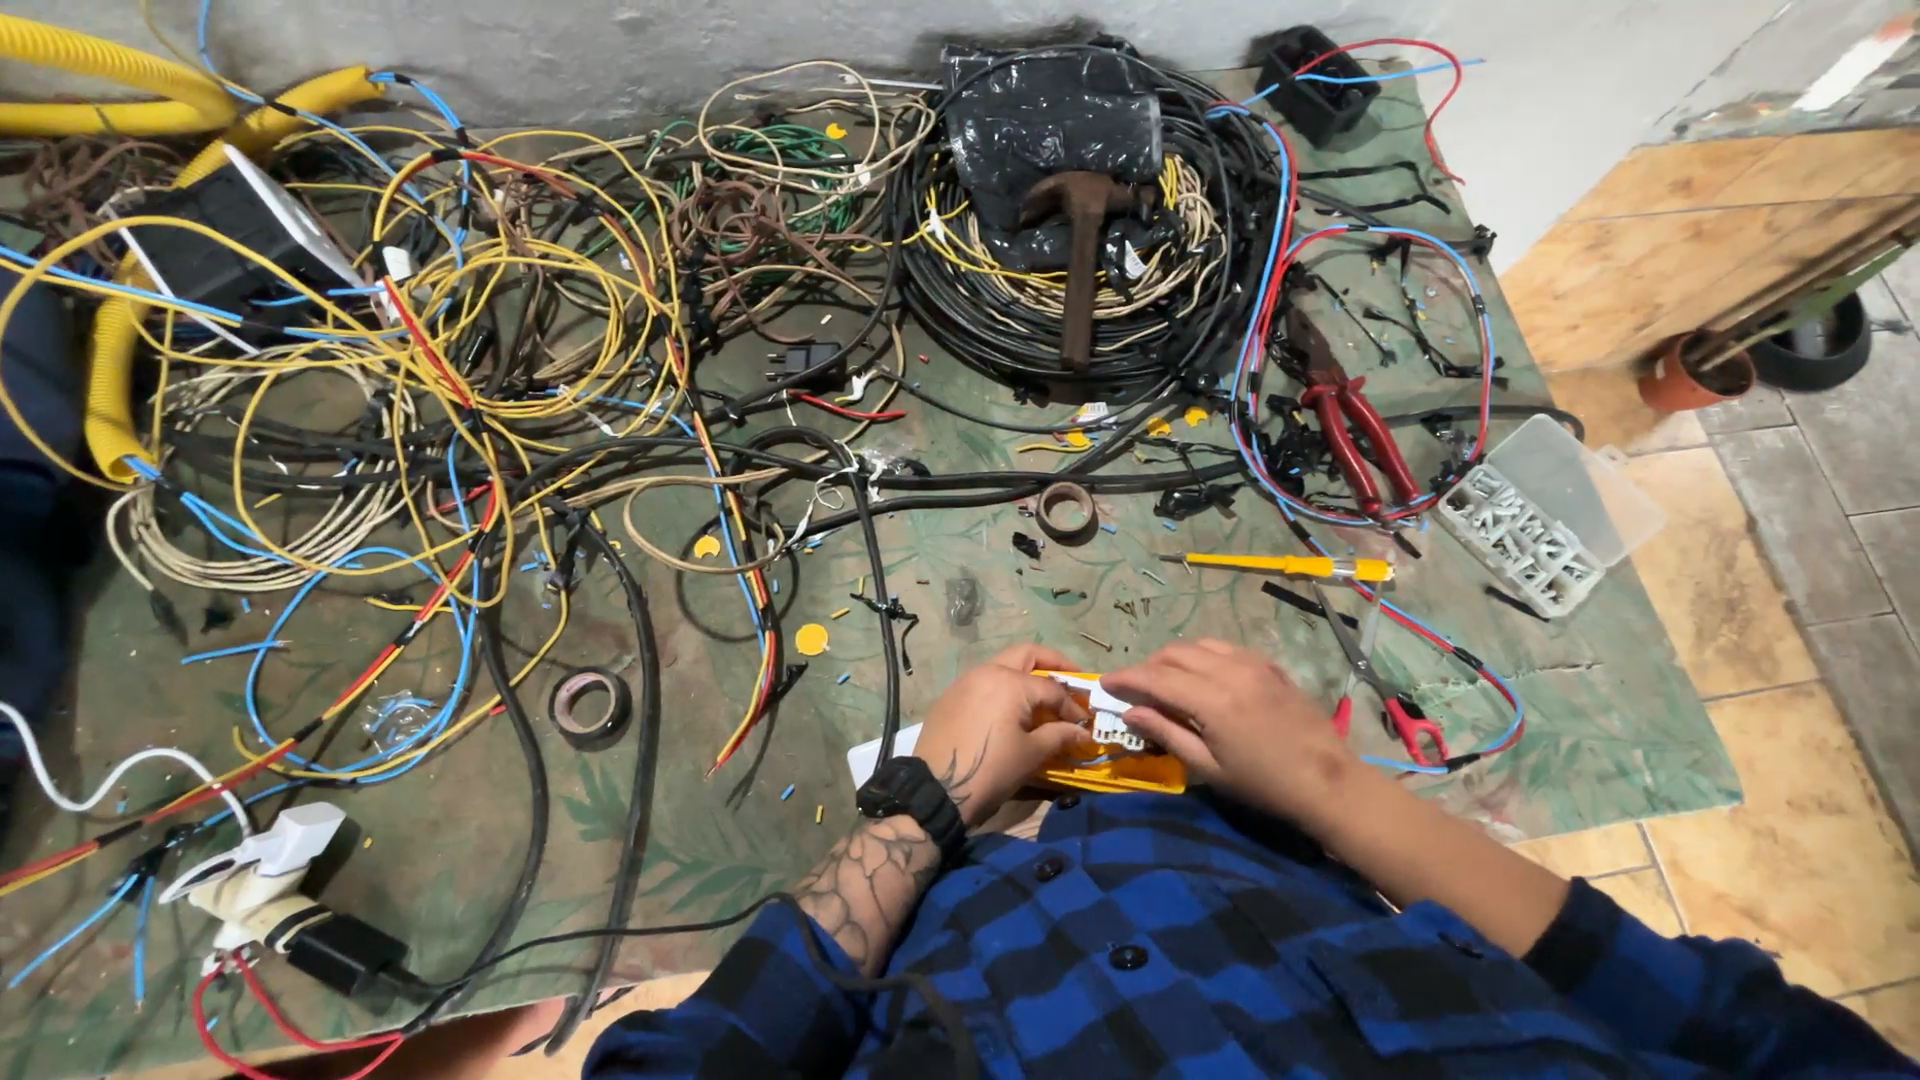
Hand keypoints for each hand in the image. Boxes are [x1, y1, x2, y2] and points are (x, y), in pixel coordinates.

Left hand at [912, 644, 1093, 827]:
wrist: (936, 790)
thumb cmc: (990, 770)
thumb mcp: (1031, 754)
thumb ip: (1059, 735)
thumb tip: (1082, 732)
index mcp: (1010, 682)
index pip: (1051, 688)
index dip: (1071, 705)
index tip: (1083, 723)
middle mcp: (987, 671)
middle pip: (1026, 655)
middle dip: (1052, 664)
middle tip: (1070, 681)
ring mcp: (964, 681)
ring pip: (1002, 666)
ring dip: (1025, 674)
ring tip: (1041, 697)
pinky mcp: (950, 696)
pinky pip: (983, 682)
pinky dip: (1002, 687)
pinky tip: (1010, 709)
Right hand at [1102, 638, 1352, 821]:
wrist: (1329, 782)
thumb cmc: (1264, 785)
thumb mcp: (1209, 768)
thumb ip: (1167, 733)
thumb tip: (1130, 712)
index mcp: (1212, 700)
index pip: (1155, 677)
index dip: (1126, 678)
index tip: (1104, 683)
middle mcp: (1230, 671)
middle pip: (1173, 654)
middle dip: (1148, 667)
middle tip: (1135, 690)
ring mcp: (1253, 664)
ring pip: (1199, 645)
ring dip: (1174, 658)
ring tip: (1166, 681)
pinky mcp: (1270, 666)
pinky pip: (1226, 648)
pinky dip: (1204, 656)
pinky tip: (1203, 676)